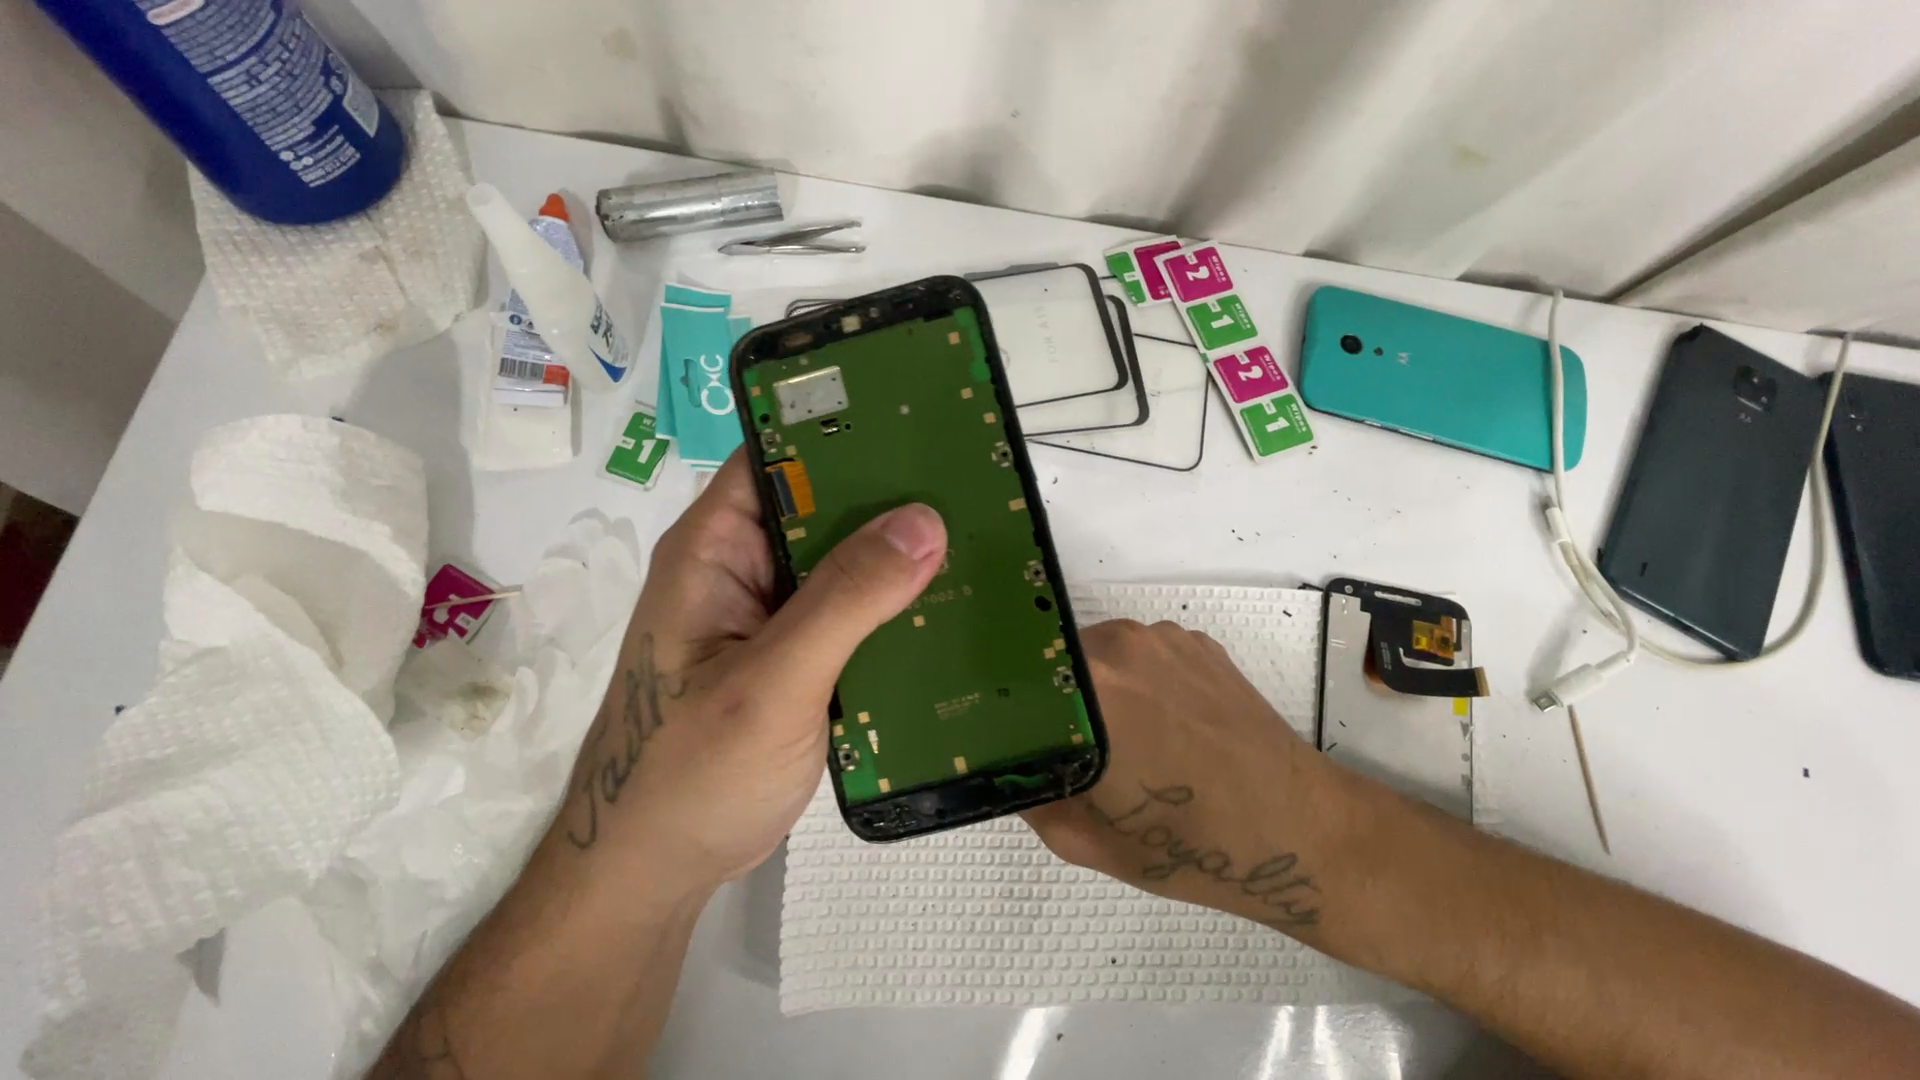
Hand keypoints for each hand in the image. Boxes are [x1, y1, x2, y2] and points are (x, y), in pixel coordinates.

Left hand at [548, 449, 947, 891]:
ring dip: (900, 553)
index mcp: (715, 549)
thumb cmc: (691, 774)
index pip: (778, 456)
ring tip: (982, 530)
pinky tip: (952, 605)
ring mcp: (771, 616)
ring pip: (844, 562)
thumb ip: (846, 601)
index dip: (841, 427)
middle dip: (890, 492)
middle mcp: (743, 569)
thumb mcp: (771, 682)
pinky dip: (896, 608)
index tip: (921, 414)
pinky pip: (853, 614)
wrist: (657, 870)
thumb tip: (925, 520)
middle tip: (977, 475)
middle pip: (822, 506)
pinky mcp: (796, 658)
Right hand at [1022, 619, 1341, 935]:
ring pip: (1097, 651)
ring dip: (1092, 684)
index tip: (998, 732)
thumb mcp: (1089, 842)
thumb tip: (1008, 767)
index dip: (1000, 703)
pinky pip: (1141, 651)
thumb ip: (1033, 798)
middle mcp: (1120, 646)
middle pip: (1052, 658)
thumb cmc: (1192, 846)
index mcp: (1089, 692)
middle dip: (1045, 695)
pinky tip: (1160, 724)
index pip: (1014, 678)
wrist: (1301, 830)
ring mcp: (1163, 637)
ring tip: (1116, 738)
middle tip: (1055, 741)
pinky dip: (1135, 678)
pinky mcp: (1198, 641)